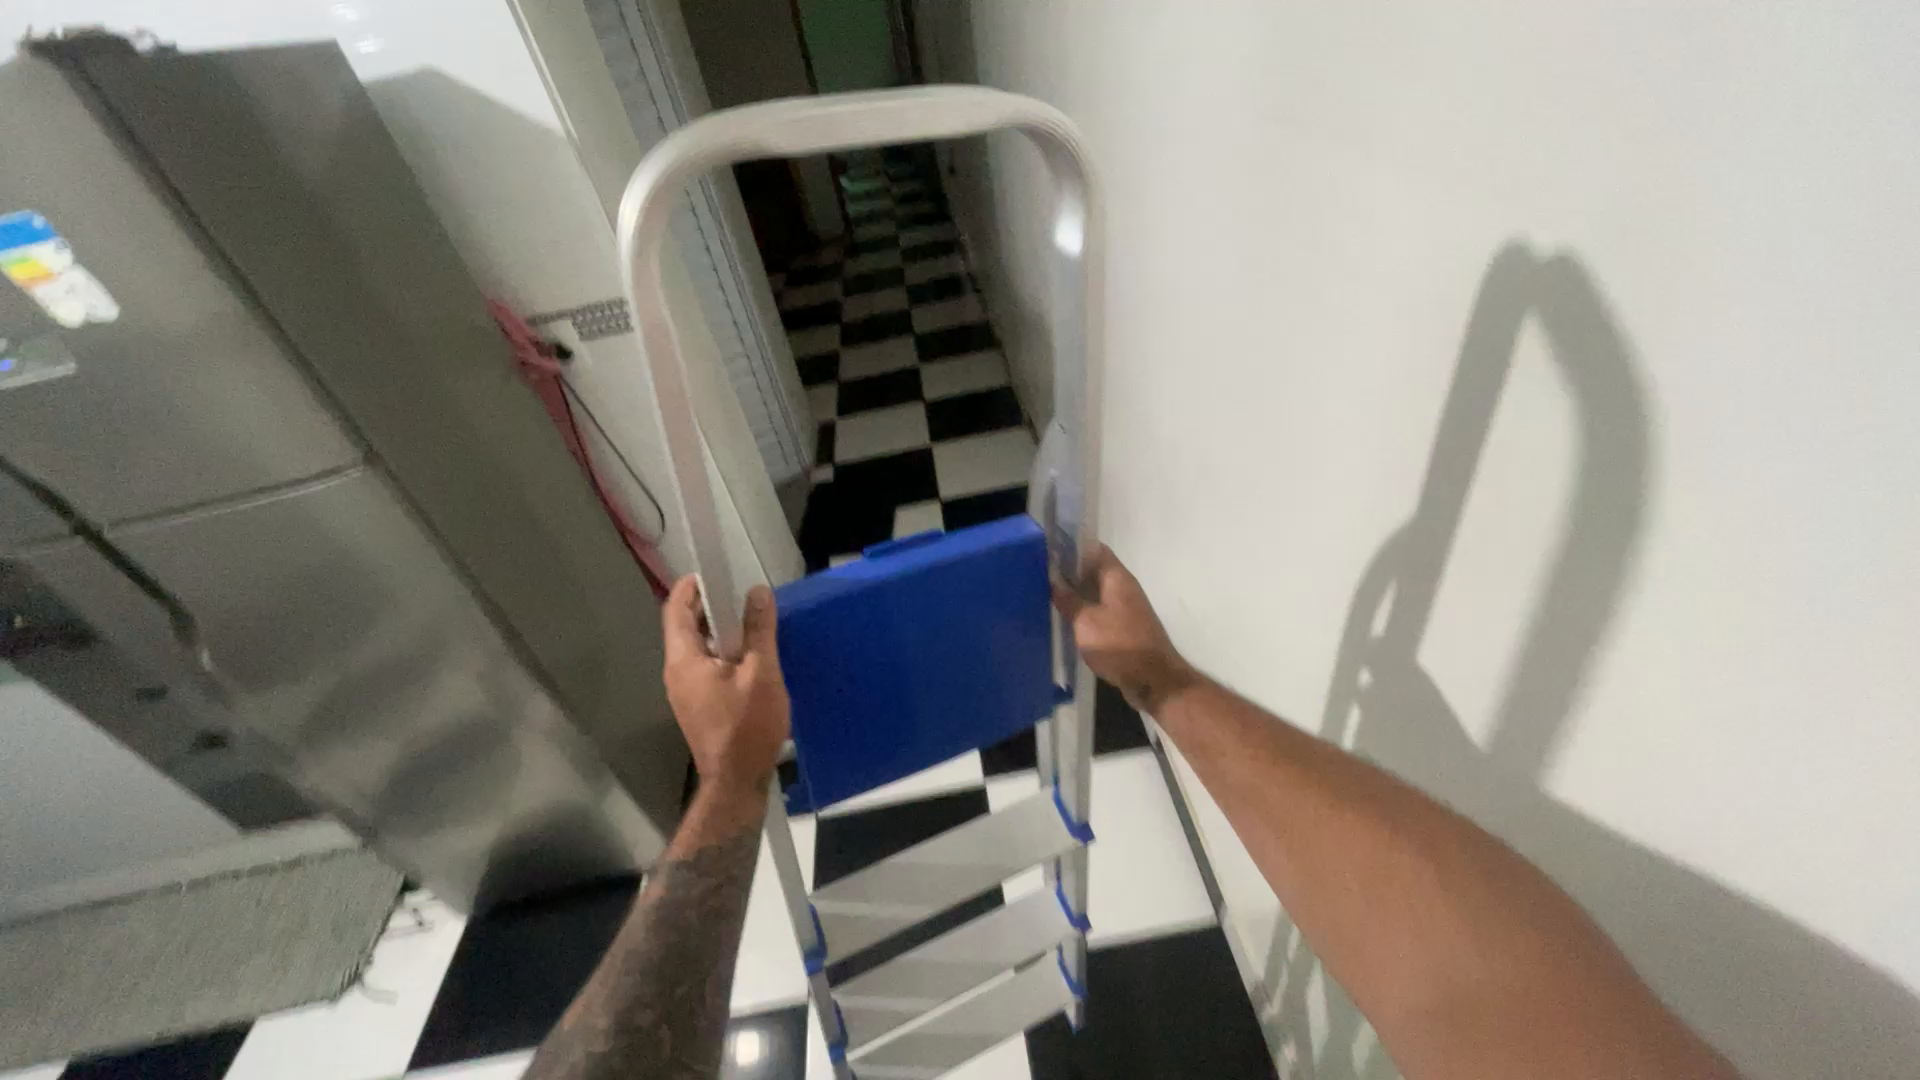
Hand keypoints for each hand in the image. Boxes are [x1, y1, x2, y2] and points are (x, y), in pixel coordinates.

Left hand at [661, 576, 790, 793]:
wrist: (736, 782)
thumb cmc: (747, 726)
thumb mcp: (761, 673)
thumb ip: (759, 631)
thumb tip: (757, 592)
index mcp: (684, 661)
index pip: (676, 611)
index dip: (692, 586)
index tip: (716, 571)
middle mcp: (676, 672)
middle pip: (685, 627)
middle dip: (710, 605)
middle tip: (740, 593)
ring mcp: (684, 691)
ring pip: (697, 648)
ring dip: (718, 629)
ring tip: (749, 620)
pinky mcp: (697, 704)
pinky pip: (705, 666)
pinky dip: (722, 651)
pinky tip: (748, 654)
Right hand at [1054, 544, 1199, 712]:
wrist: (1153, 680)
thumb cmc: (1119, 645)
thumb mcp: (1085, 622)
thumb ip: (1068, 600)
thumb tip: (1053, 582)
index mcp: (1117, 578)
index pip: (1094, 548)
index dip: (1071, 546)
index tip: (1048, 549)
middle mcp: (1123, 588)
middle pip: (1093, 570)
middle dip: (1068, 571)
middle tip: (1038, 573)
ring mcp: (1125, 609)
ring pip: (1095, 592)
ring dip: (1075, 593)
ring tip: (1045, 594)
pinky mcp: (1123, 628)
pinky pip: (1099, 611)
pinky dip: (1083, 612)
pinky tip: (1064, 619)